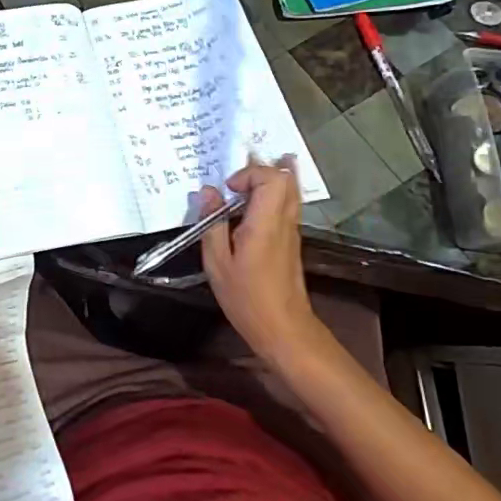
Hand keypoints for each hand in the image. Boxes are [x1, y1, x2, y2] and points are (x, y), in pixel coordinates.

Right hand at [199, 160, 320, 356]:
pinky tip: (251, 209)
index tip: (228, 191)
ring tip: (242, 190)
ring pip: (290, 190)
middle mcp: (284, 221)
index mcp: (266, 224)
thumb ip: (212, 224)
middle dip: (258, 172)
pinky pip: (287, 205)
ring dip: (266, 184)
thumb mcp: (217, 264)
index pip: (272, 178)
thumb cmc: (246, 299)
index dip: (249, 174)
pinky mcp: (292, 240)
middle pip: (286, 178)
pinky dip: (271, 197)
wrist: (283, 328)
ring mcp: (292, 230)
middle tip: (234, 186)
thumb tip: (208, 192)